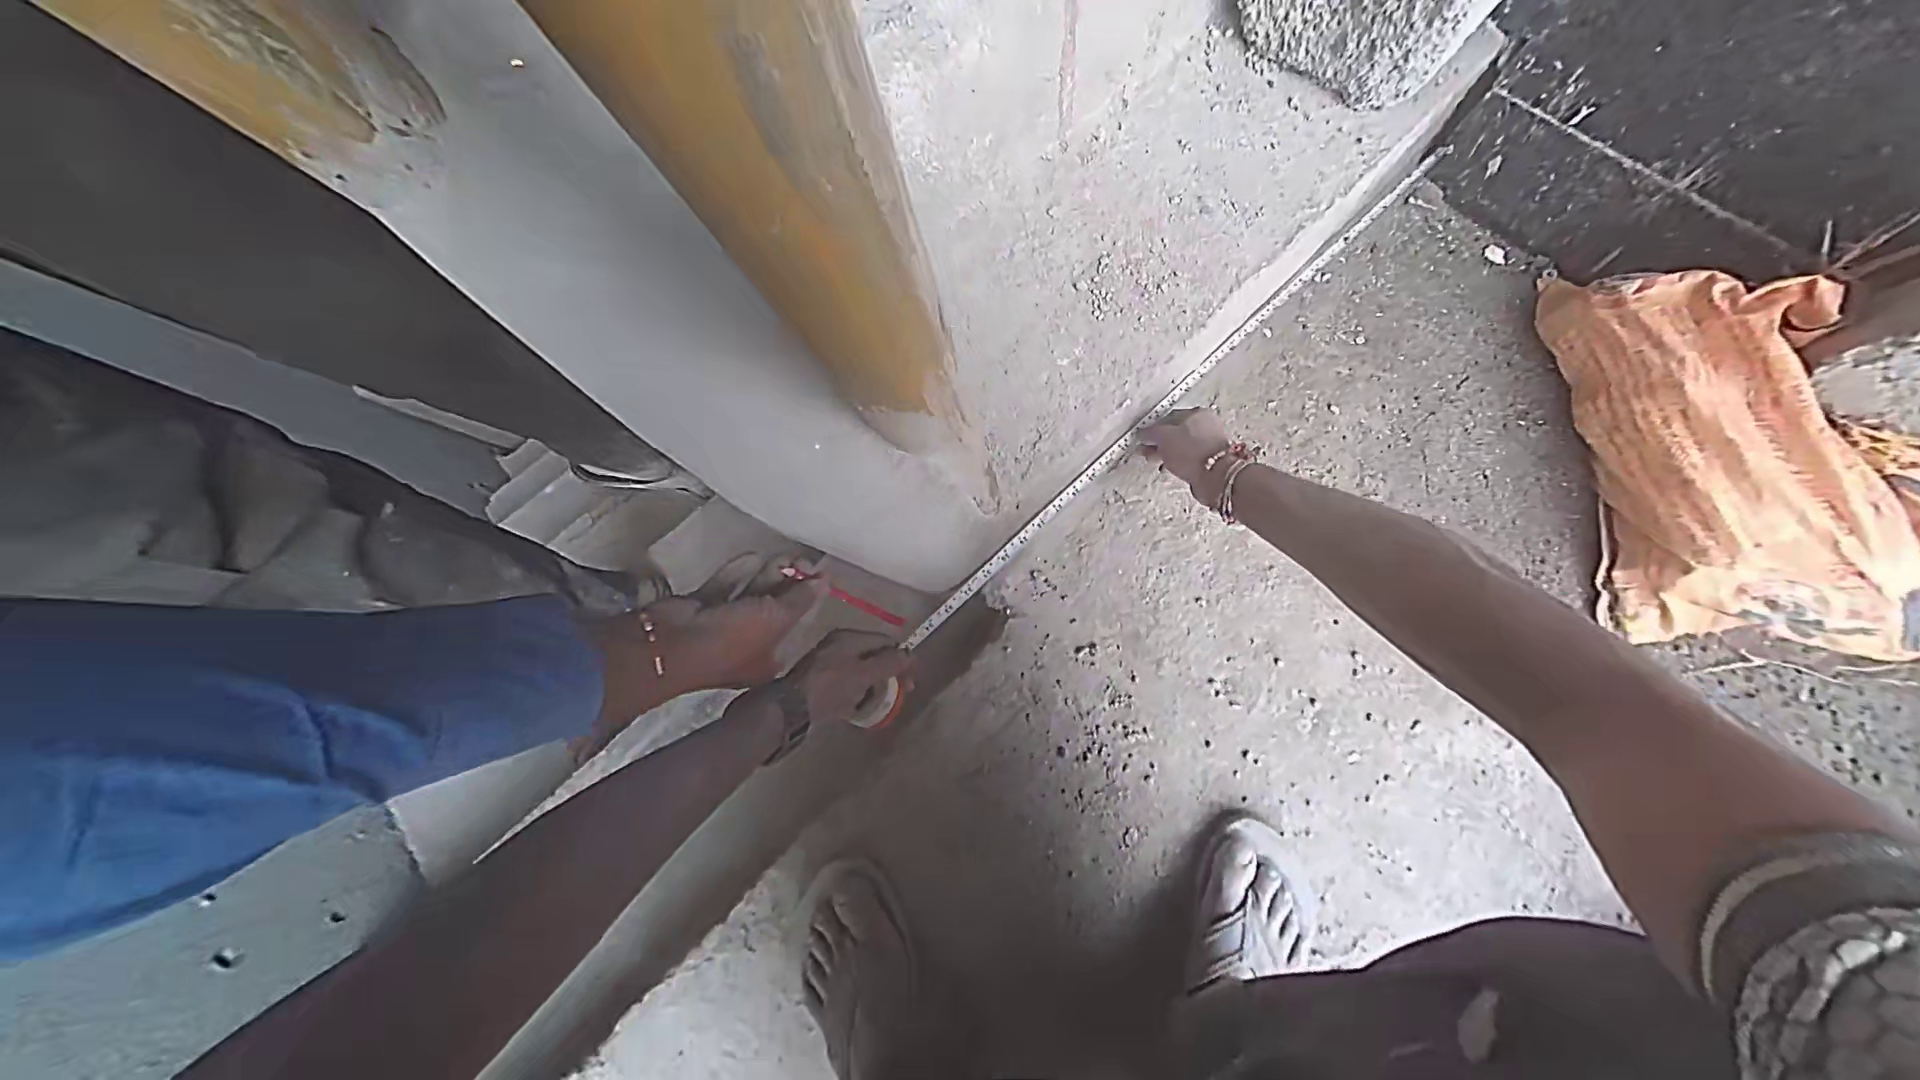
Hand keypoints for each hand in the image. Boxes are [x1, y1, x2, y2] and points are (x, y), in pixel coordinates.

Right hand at [600, 576, 828, 695]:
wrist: (669, 643)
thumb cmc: (731, 639)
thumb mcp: (775, 620)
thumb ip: (800, 600)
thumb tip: (825, 583)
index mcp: (769, 660)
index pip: (795, 625)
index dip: (807, 598)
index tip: (819, 574)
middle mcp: (747, 647)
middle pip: (773, 609)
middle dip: (787, 583)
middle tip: (799, 558)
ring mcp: (722, 628)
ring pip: (749, 596)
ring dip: (765, 576)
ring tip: (783, 555)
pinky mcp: (700, 610)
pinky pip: (724, 590)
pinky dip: (736, 575)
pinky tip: (750, 558)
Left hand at [779, 630, 912, 725]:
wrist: (788, 710)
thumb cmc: (830, 689)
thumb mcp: (865, 675)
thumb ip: (890, 663)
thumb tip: (910, 654)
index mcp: (849, 637)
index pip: (886, 641)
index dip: (903, 659)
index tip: (910, 683)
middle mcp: (838, 643)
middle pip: (874, 654)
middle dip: (889, 673)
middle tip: (897, 694)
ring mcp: (827, 660)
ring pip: (861, 668)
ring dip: (873, 684)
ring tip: (875, 702)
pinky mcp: (819, 677)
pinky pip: (848, 679)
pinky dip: (858, 690)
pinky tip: (856, 705)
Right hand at [1141, 407, 1235, 505]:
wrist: (1213, 476)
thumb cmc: (1193, 452)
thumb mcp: (1163, 437)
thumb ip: (1150, 433)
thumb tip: (1144, 434)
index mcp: (1197, 413)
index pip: (1169, 417)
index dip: (1152, 427)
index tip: (1143, 436)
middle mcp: (1207, 425)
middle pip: (1176, 432)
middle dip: (1159, 442)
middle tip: (1146, 449)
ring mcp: (1210, 444)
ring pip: (1182, 446)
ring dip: (1167, 453)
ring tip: (1156, 460)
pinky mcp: (1209, 461)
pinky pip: (1188, 458)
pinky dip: (1178, 462)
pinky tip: (1171, 467)